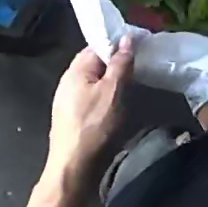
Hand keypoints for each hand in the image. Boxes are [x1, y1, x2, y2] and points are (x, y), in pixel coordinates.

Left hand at [46, 37, 134, 183]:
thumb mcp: (114, 90)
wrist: (74, 168)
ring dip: (113, 82)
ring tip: (134, 85)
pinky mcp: (72, 119)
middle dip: (116, 63)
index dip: (118, 43)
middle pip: (95, 64)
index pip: (97, 45)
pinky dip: (107, 97)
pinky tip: (118, 106)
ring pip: (94, 83)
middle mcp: (67, 82)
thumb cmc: (95, 126)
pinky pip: (92, 98)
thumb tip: (126, 39)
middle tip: (140, 66)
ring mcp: (67, 102)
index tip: (140, 46)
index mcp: (75, 70)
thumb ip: (120, 63)